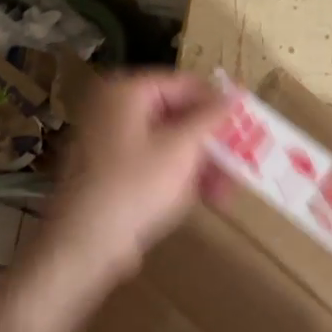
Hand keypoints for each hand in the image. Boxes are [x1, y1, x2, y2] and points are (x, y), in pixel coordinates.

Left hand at [33, 70, 230, 280]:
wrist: (83, 247)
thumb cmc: (135, 188)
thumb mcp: (182, 149)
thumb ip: (211, 117)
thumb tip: (236, 94)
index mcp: (126, 92)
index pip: (186, 84)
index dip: (219, 105)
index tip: (248, 128)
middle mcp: (113, 108)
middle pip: (178, 115)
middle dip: (212, 143)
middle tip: (242, 165)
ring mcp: (109, 142)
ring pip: (169, 142)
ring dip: (201, 165)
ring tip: (225, 194)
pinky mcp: (110, 172)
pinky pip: (153, 163)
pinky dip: (179, 177)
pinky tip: (202, 201)